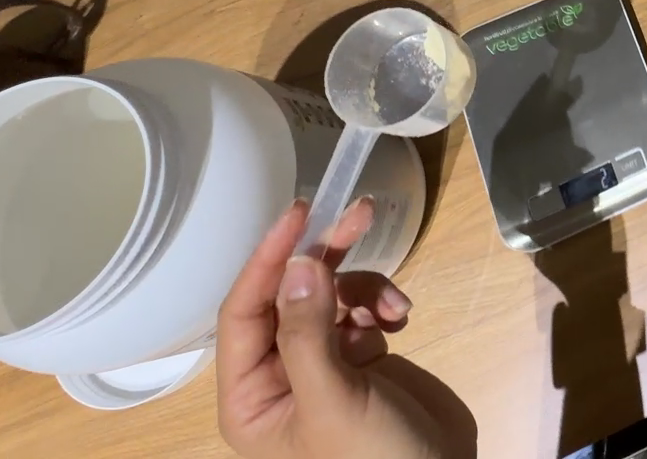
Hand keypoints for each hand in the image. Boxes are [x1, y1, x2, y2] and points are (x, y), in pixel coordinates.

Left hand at [216, 199, 443, 458]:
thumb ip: (309, 333)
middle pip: (292, 292)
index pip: (244, 312)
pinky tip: (402, 318)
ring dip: (367, 287)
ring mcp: (324, 361)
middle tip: (362, 212)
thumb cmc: (373, 457)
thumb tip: (297, 264)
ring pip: (333, 293)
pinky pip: (364, 306)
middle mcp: (280, 374)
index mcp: (251, 396)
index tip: (302, 213)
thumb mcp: (335, 400)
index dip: (269, 259)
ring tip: (396, 306)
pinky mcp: (363, 353)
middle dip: (326, 254)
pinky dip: (384, 301)